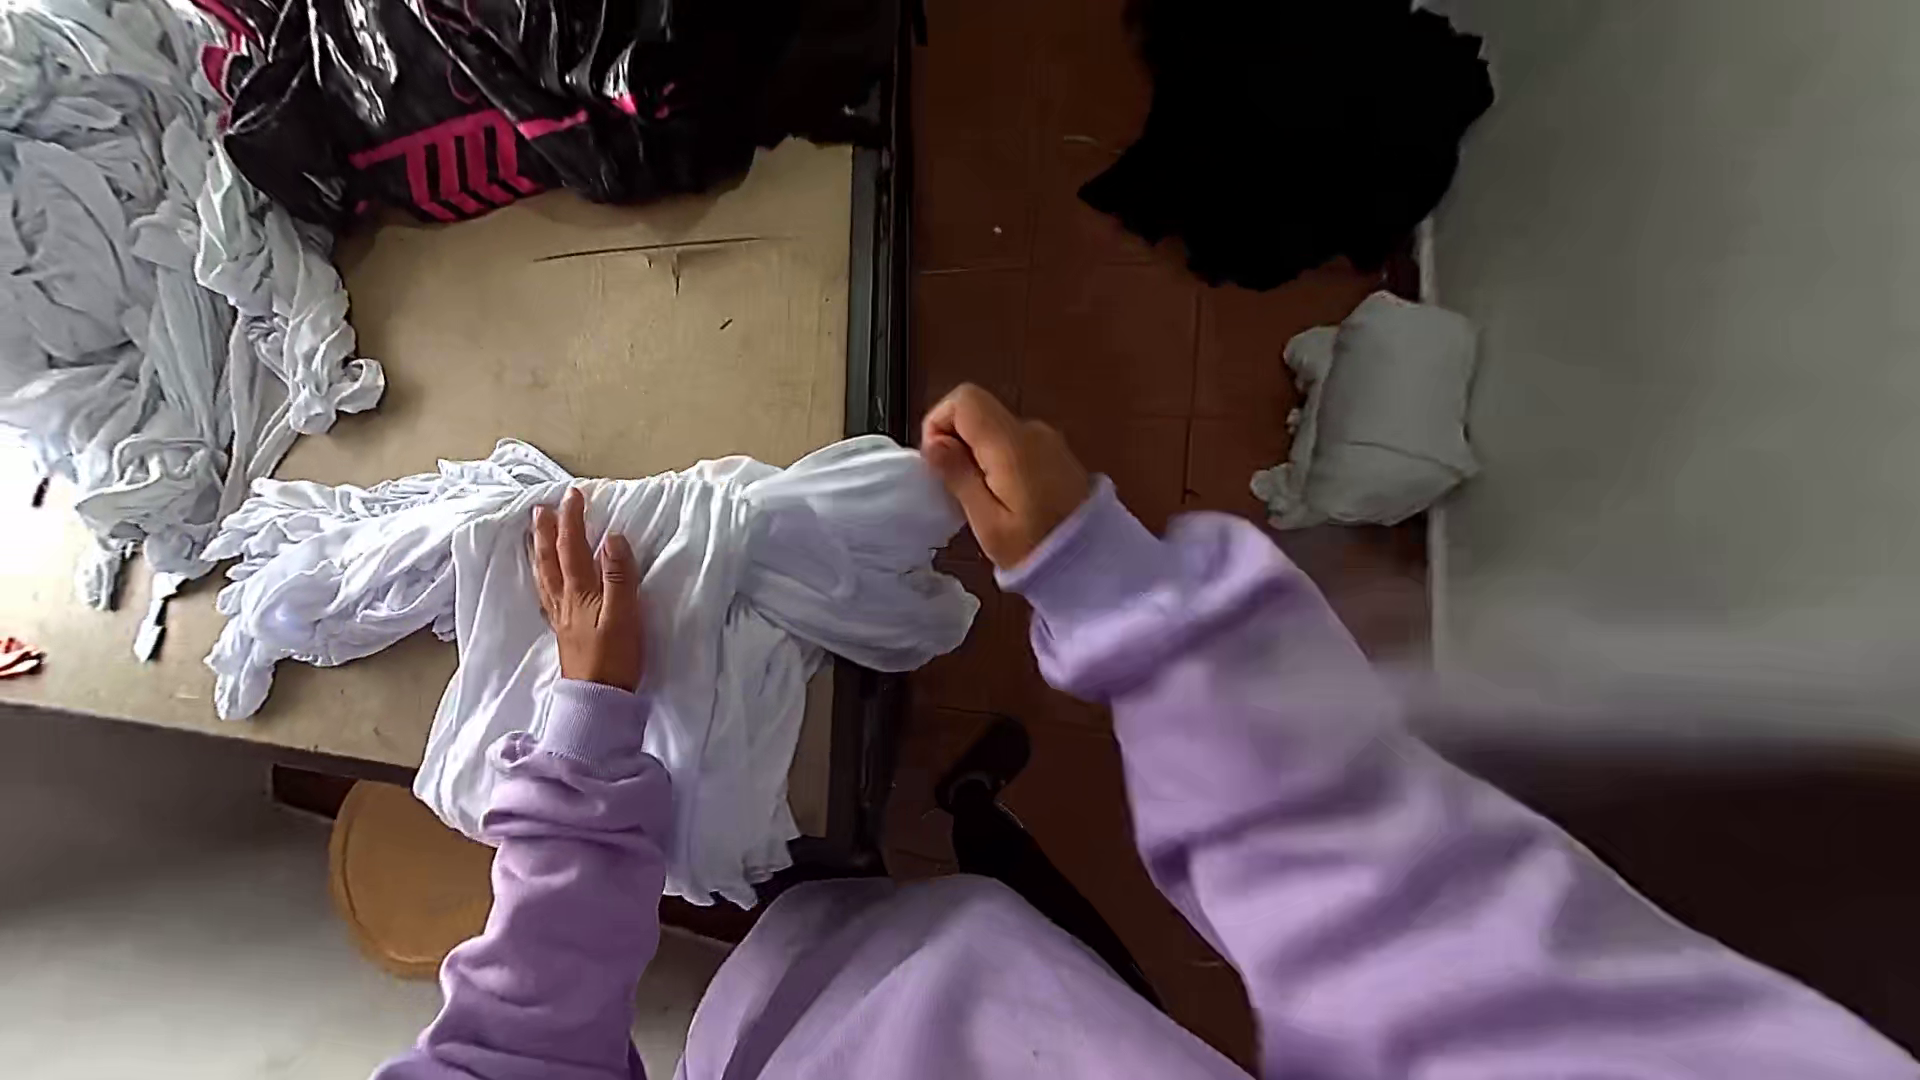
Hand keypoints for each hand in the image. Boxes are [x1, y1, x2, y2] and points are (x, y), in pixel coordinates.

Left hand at [530, 487, 645, 691]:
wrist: (598, 697)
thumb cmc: (616, 656)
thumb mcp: (624, 614)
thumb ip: (618, 576)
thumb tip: (612, 538)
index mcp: (580, 592)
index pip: (574, 548)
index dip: (573, 520)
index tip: (575, 495)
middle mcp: (565, 600)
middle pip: (550, 559)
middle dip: (548, 531)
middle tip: (543, 508)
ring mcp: (562, 615)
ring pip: (544, 575)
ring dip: (539, 550)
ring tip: (535, 533)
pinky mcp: (565, 629)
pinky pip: (547, 593)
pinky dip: (543, 577)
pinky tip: (545, 579)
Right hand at [921, 384, 1092, 568]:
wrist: (1094, 564)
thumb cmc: (1035, 549)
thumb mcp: (987, 521)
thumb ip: (959, 476)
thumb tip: (934, 442)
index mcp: (1012, 444)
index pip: (965, 399)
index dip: (939, 422)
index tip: (936, 462)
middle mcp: (1032, 431)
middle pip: (979, 413)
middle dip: (957, 444)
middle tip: (956, 491)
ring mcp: (1049, 441)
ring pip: (996, 430)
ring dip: (978, 456)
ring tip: (982, 502)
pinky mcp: (1058, 454)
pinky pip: (1017, 444)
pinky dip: (1000, 462)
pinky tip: (1005, 500)